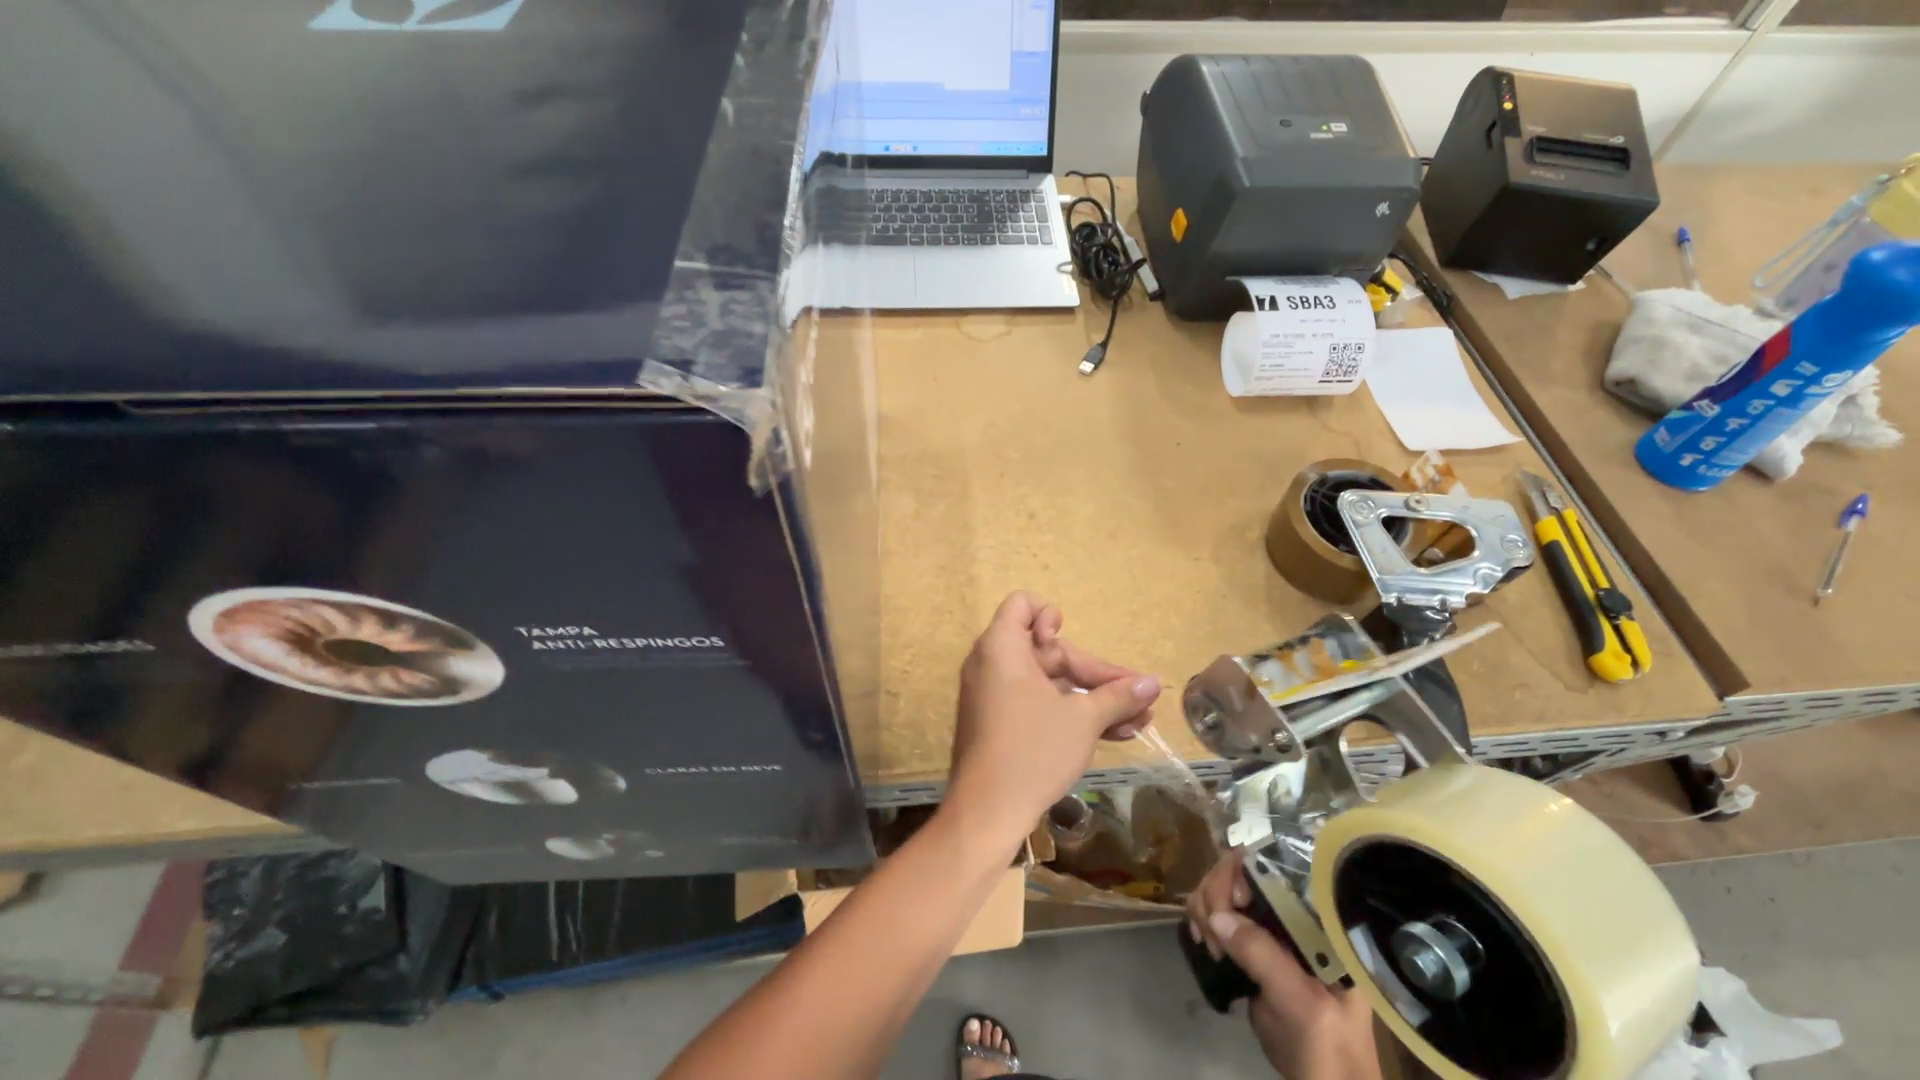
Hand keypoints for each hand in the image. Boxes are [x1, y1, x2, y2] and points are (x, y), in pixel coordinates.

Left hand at [943, 592, 1159, 847]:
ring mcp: (995, 697)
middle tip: (1134, 696)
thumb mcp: (1083, 719)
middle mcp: (993, 666)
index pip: (1022, 605)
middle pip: (1048, 650)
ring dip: (1092, 699)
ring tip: (1138, 721)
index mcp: (1002, 648)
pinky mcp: (1000, 725)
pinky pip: (1038, 705)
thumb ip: (1118, 696)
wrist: (987, 812)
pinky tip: (1115, 734)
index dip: (1049, 615)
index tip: (1069, 637)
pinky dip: (1070, 714)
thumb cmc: (1033, 751)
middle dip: (1095, 673)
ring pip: (1050, 683)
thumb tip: (1153, 683)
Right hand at [1187, 851, 1381, 1079]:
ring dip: (1206, 907)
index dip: (1245, 873)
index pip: (1278, 865)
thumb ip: (1264, 956)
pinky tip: (1204, 943)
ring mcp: (1274, 932)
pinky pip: (1221, 917)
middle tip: (1213, 937)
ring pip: (1227, 891)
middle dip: (1218, 893)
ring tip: (1209, 945)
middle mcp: (1297, 915)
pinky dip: (1204, 921)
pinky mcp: (1255, 950)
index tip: (1229, 908)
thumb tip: (1216, 915)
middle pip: (1244, 872)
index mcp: (1321, 920)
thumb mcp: (1302, 1004)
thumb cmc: (1330, 1052)